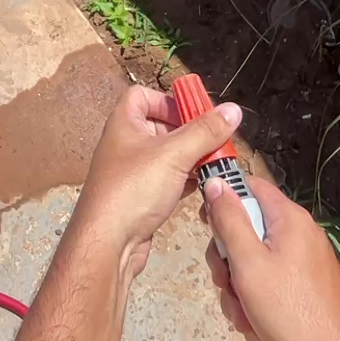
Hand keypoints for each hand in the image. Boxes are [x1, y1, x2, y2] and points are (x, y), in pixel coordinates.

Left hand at [66, 86, 241, 278]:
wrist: (108, 244)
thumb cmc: (133, 189)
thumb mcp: (174, 154)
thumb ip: (205, 131)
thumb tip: (232, 110)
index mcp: (124, 123)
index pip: (143, 95)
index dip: (168, 100)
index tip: (193, 113)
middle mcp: (125, 143)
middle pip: (160, 126)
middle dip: (188, 132)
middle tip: (214, 140)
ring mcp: (132, 172)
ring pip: (166, 155)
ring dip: (190, 157)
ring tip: (215, 163)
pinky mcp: (140, 197)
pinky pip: (166, 179)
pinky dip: (185, 179)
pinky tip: (202, 186)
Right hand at [204, 175, 339, 340]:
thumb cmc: (292, 315)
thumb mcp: (249, 264)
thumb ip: (229, 221)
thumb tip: (215, 182)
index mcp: (290, 219)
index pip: (250, 186)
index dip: (223, 199)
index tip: (206, 224)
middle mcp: (300, 235)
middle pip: (249, 229)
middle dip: (230, 261)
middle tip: (227, 285)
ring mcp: (305, 264)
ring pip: (256, 262)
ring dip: (241, 290)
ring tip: (246, 319)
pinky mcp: (307, 290)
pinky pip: (272, 284)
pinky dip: (259, 304)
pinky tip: (260, 329)